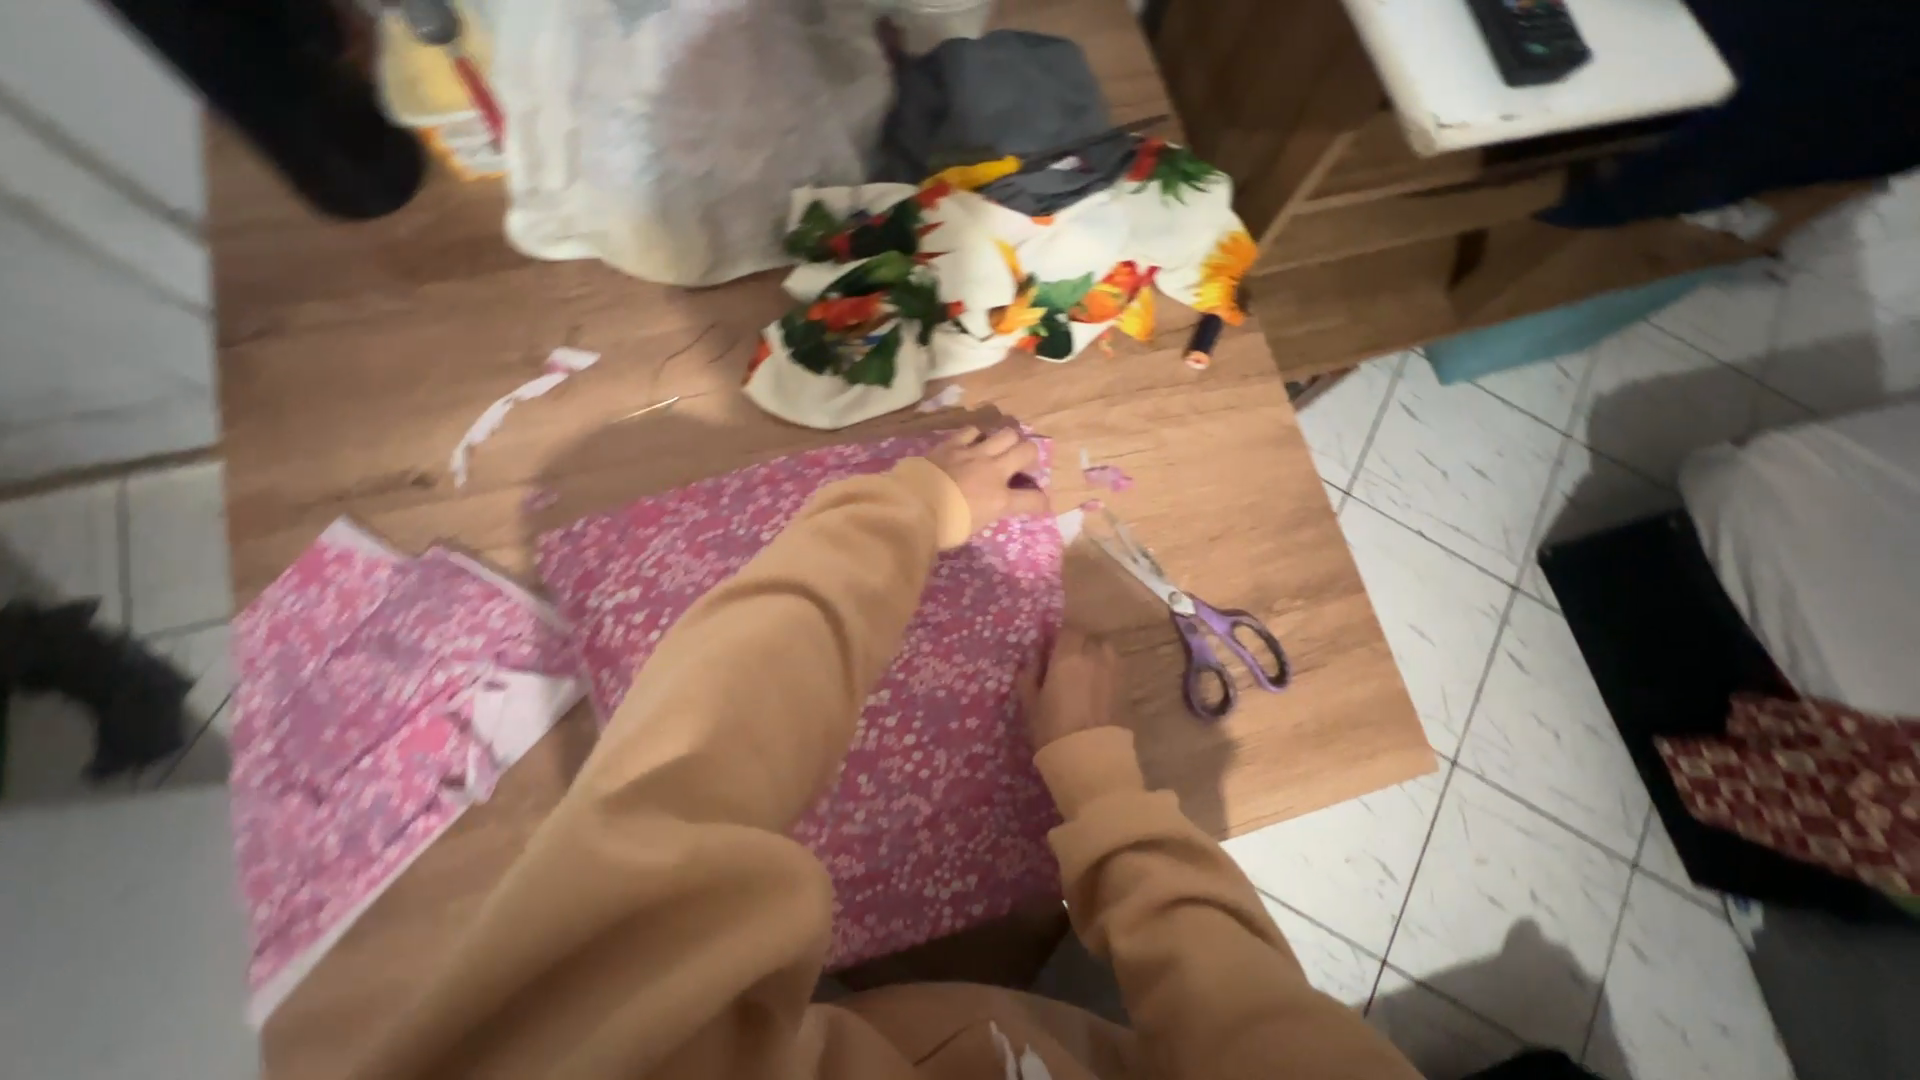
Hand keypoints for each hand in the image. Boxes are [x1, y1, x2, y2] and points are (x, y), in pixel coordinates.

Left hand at [926, 426, 1051, 531]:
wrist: (912, 507)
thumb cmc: (942, 527)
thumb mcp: (973, 527)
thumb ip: (987, 512)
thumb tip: (989, 506)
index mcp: (1000, 500)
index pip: (1034, 499)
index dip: (1041, 502)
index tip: (1040, 504)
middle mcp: (993, 472)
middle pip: (1027, 451)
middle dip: (1030, 456)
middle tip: (1021, 464)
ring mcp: (974, 454)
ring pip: (1006, 433)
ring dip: (1007, 441)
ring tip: (999, 448)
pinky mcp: (953, 444)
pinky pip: (973, 431)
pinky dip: (977, 436)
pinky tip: (972, 442)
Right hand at [1019, 628, 1118, 751]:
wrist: (1089, 758)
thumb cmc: (1052, 729)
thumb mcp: (1030, 705)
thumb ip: (1028, 677)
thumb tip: (1031, 661)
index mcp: (1068, 656)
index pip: (1068, 629)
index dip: (1060, 636)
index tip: (1052, 647)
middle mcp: (1094, 656)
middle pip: (1089, 637)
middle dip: (1078, 643)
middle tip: (1068, 659)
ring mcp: (1114, 671)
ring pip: (1106, 650)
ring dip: (1096, 654)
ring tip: (1087, 670)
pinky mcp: (1126, 688)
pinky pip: (1116, 668)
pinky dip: (1107, 671)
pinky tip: (1099, 686)